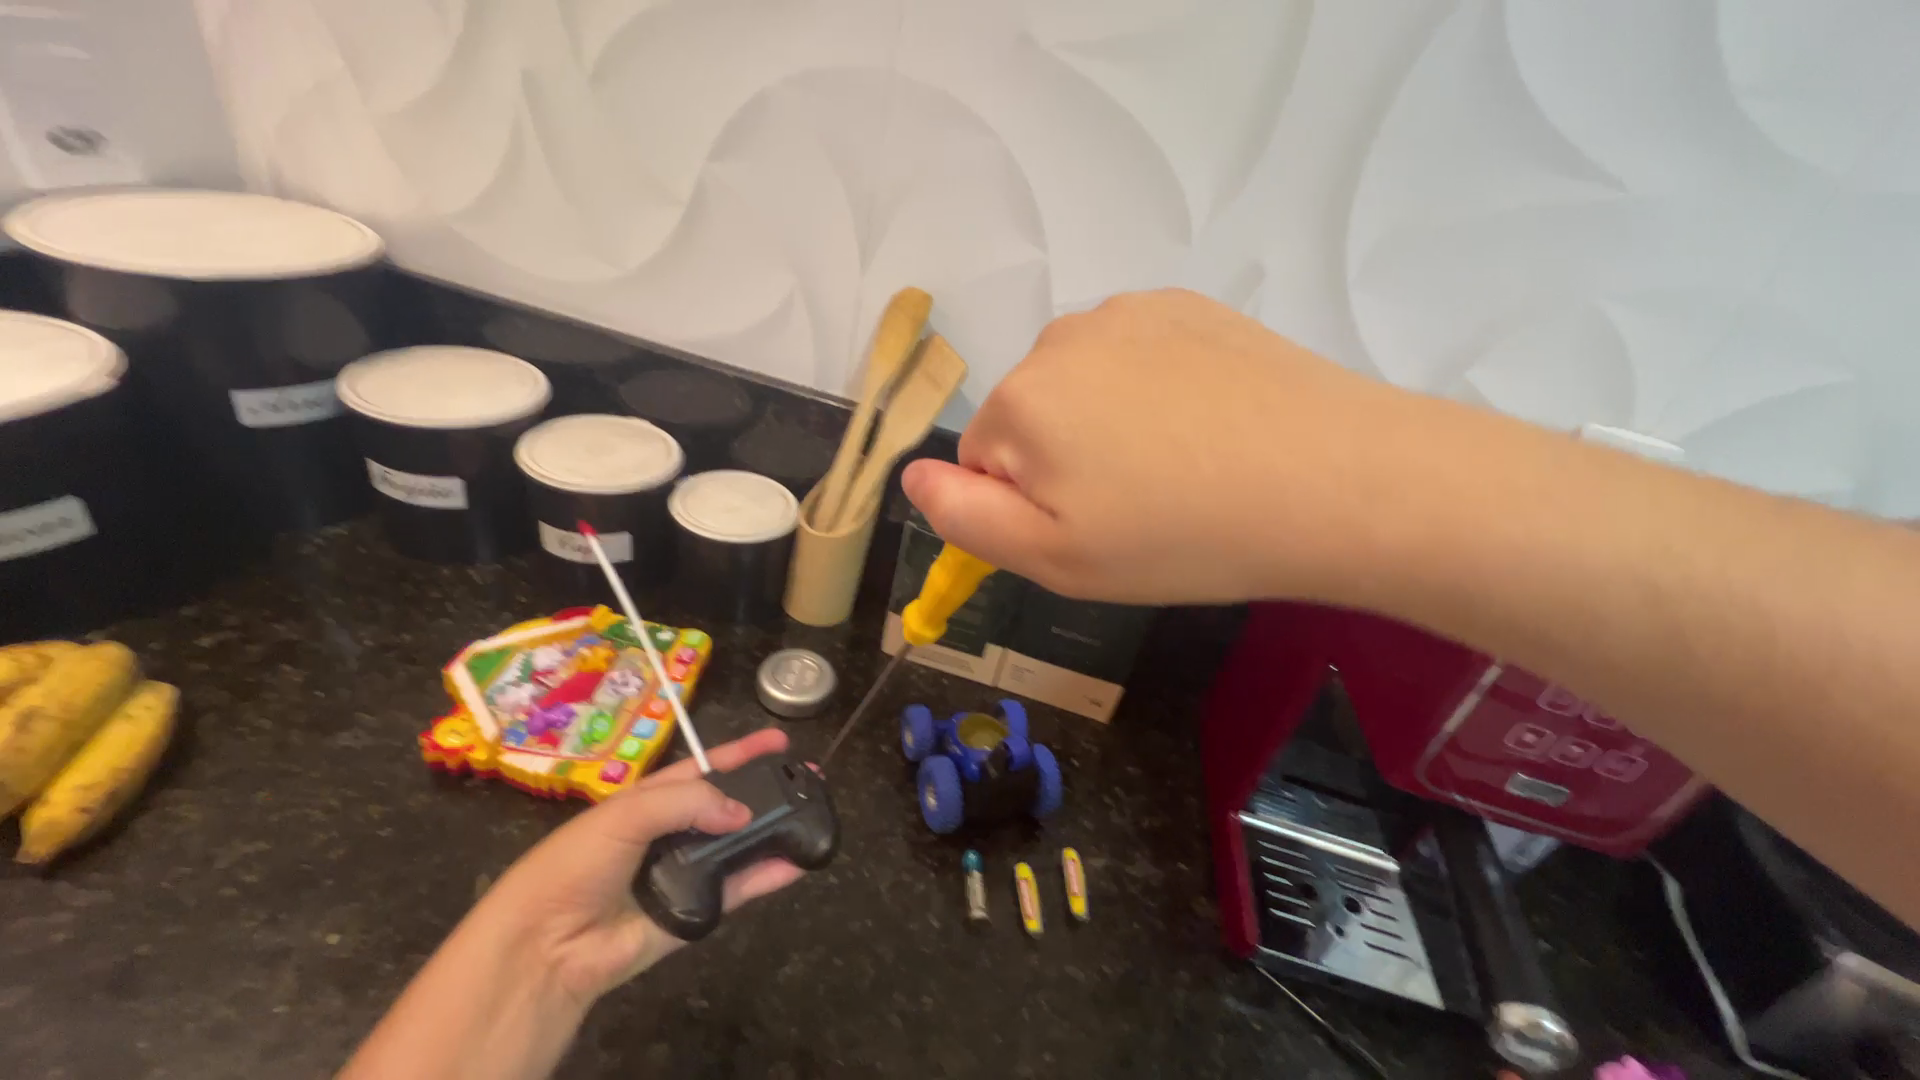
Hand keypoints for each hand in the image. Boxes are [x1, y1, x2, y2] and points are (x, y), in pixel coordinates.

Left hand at [340, 730, 805, 1079]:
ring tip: (812, 812)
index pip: (703, 769)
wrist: (547, 946)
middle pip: (728, 806)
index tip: (779, 741)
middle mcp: (672, 834)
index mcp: (650, 801)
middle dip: (766, 790)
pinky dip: (769, 876)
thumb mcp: (625, 814)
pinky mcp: (697, 911)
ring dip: (774, 829)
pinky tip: (797, 861)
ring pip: (739, 845)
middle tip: (808, 778)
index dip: (740, 753)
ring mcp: (686, 872)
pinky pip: (739, 890)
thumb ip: (687, 802)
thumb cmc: (576, 865)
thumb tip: (742, 813)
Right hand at [903, 288, 1419, 604]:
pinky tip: (1208, 422)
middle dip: (1065, 461)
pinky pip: (1135, 355)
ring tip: (1181, 466)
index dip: (1030, 506)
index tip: (1094, 531)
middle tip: (1140, 505)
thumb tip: (910, 475)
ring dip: (1109, 423)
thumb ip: (965, 518)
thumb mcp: (1056, 559)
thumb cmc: (1182, 536)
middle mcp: (1061, 339)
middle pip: (1030, 416)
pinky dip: (1154, 388)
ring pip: (1082, 385)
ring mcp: (1128, 311)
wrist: (1334, 481)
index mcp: (1021, 400)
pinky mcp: (1186, 305)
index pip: (983, 460)